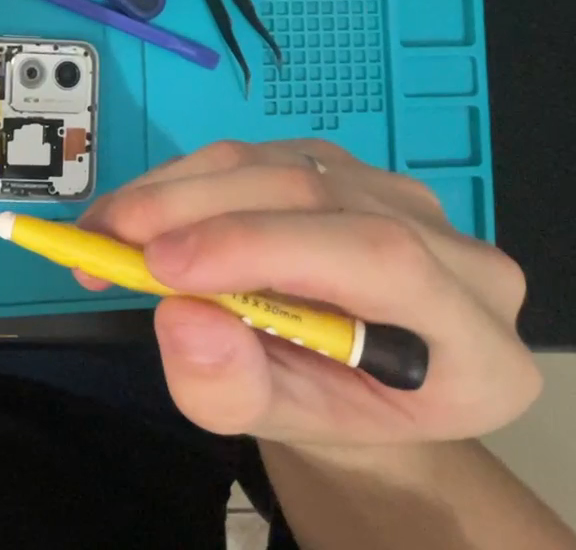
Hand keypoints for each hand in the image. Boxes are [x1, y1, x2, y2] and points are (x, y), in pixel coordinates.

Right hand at [75, 140, 537, 448]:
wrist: (343, 375)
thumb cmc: (316, 404)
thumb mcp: (269, 422)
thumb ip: (229, 388)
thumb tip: (180, 314)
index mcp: (473, 343)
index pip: (381, 260)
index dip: (263, 246)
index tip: (160, 267)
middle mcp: (453, 252)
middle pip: (314, 195)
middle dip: (192, 209)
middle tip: (102, 239)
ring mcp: (396, 196)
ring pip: (270, 163)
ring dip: (170, 189)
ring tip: (102, 230)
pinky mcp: (338, 166)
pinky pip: (248, 154)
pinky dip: (176, 179)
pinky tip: (137, 214)